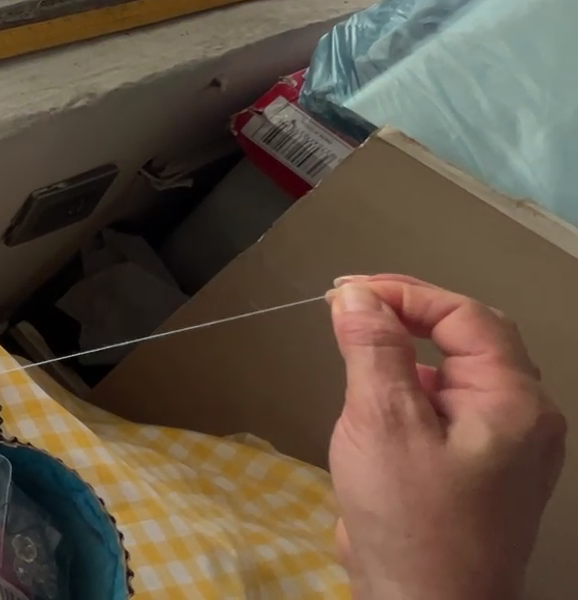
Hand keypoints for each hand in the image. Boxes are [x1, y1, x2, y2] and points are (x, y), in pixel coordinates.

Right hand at [327, 274, 565, 599]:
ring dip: (402, 338)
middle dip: (406, 307)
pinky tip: (368, 383)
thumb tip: (355, 294)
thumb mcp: (382, 420)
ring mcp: (499, 440)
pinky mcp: (470, 457)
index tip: (341, 292)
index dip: (404, 292)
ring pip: (456, 363)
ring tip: (347, 336)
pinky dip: (403, 371)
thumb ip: (371, 350)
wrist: (425, 594)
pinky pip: (444, 394)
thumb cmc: (410, 509)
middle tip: (342, 301)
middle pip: (472, 335)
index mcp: (513, 404)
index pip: (469, 317)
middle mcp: (520, 417)